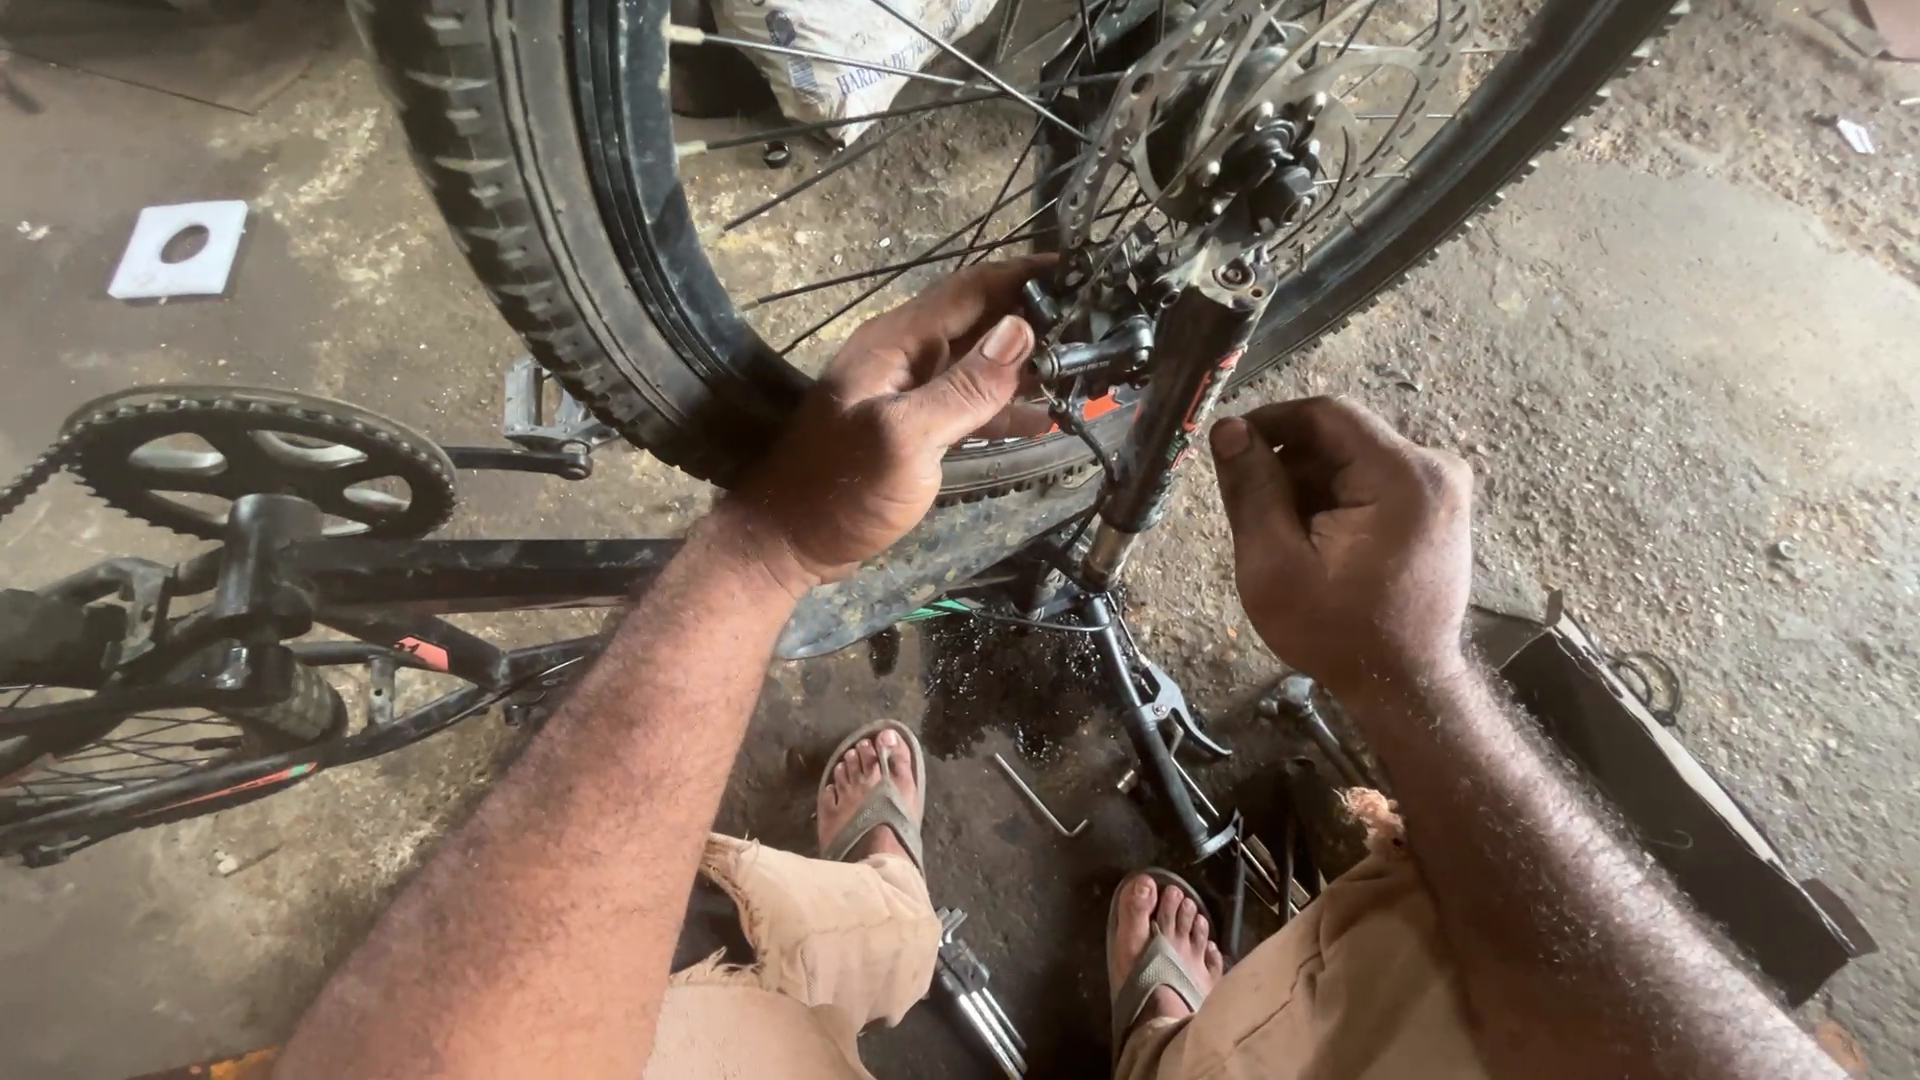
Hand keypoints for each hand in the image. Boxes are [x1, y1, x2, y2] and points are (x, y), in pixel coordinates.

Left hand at [711, 257, 1049, 597]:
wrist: (791, 541)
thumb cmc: (841, 489)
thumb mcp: (906, 436)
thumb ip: (964, 387)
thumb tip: (1021, 330)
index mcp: (897, 344)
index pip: (968, 290)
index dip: (1022, 275)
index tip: (1077, 268)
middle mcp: (906, 360)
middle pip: (979, 325)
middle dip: (1035, 320)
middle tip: (1095, 325)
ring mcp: (911, 396)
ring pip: (979, 368)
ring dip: (1026, 368)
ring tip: (1081, 370)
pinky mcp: (917, 431)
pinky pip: (969, 408)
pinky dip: (1004, 410)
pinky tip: (1043, 419)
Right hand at [1210, 396, 1473, 703]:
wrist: (1399, 683)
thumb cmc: (1334, 630)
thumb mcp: (1273, 561)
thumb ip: (1251, 489)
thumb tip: (1227, 429)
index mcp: (1401, 475)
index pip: (1324, 413)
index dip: (1269, 421)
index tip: (1228, 449)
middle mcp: (1432, 468)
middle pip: (1336, 439)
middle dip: (1285, 467)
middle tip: (1253, 515)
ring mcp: (1438, 488)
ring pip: (1346, 461)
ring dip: (1304, 488)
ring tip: (1282, 539)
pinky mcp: (1432, 508)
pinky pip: (1365, 482)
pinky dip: (1328, 501)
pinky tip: (1312, 543)